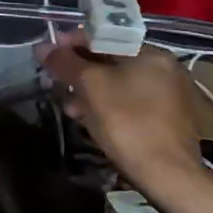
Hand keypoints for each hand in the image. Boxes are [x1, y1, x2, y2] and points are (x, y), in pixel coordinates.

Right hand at [37, 35, 200, 189]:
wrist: (169, 176)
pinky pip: (131, 102)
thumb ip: (66, 63)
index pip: (105, 37)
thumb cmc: (128, 124)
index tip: (48, 56)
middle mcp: (165, 68)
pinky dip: (109, 106)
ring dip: (91, 92)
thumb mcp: (91, 88)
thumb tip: (42, 47)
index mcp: (152, 53)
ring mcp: (170, 95)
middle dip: (80, 72)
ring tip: (71, 109)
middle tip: (57, 84)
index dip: (72, 43)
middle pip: (112, 60)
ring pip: (120, 84)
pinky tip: (93, 122)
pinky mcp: (168, 119)